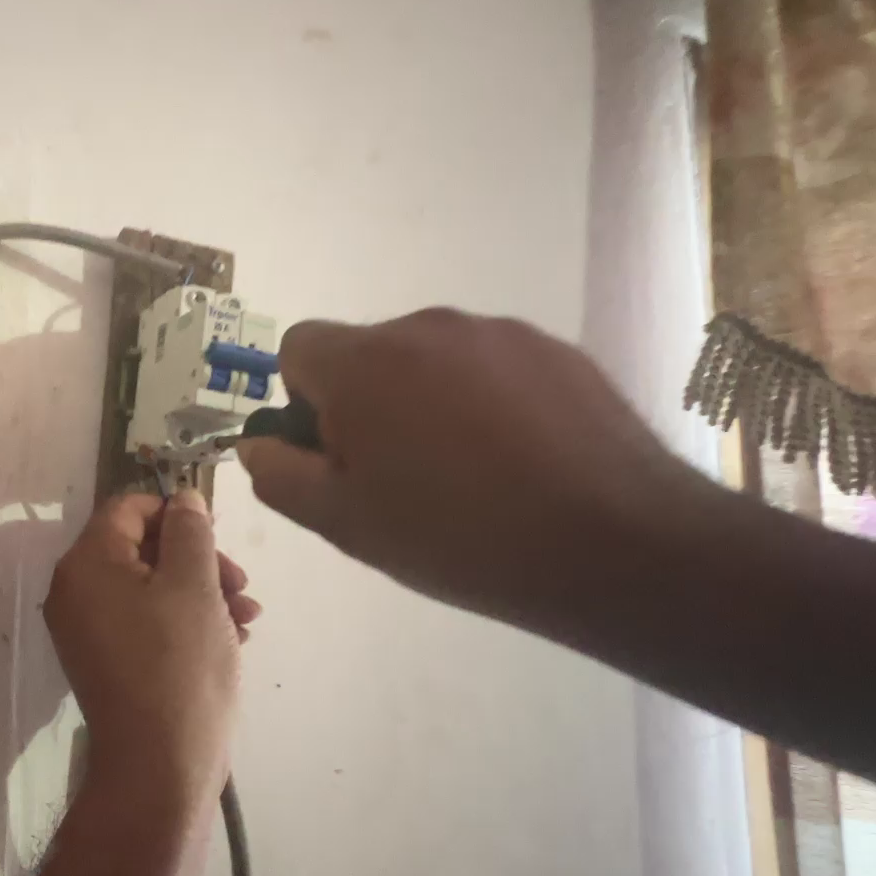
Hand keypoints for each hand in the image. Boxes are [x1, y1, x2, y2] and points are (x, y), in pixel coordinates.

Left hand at [44, 491, 261, 806]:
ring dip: (200, 590)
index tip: (218, 536)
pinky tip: (230, 638)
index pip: (127, 508)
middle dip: (197, 558)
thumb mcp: (194, 585)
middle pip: (139, 547)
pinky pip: (142, 619)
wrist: (159, 766)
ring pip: (148, 585)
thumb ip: (189, 531)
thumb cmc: (179, 665)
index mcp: (86, 563)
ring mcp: (85, 628)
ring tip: (248, 616)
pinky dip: (183, 619)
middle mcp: (75, 590)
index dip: (175, 512)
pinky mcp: (104, 659)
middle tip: (241, 583)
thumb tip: (183, 498)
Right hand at [237, 309, 714, 631]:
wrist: (618, 548)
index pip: (297, 346)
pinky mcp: (556, 350)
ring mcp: (498, 333)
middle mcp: (426, 327)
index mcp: (364, 362)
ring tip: (464, 471)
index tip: (335, 452)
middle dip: (362, 401)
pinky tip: (513, 459)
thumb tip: (256, 443)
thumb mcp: (340, 521)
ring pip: (426, 358)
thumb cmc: (454, 536)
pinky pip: (486, 365)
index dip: (301, 400)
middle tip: (396, 474)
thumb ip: (277, 474)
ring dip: (421, 400)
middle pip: (363, 352)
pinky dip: (480, 400)